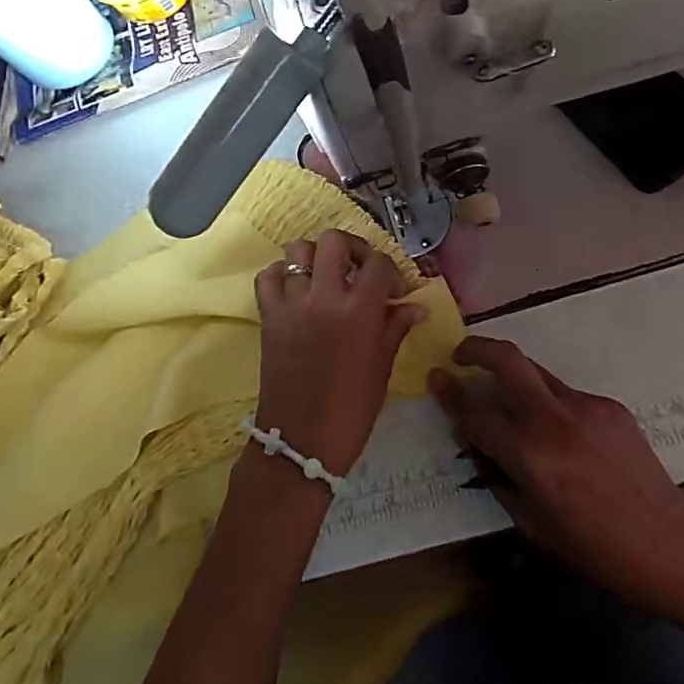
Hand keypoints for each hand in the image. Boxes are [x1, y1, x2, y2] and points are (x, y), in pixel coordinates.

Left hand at [253, 229, 426, 477]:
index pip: (379, 264)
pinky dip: (282, 273)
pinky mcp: (268, 316)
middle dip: (354, 248)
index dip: (392, 271)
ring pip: (297, 250)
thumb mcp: (382, 367)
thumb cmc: (352, 409)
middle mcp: (323, 297)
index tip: (395, 290)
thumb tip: (416, 306)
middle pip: (334, 241)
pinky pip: (268, 276)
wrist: (301, 441)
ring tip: (328, 277)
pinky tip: (297, 289)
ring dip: (316, 257)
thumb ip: (396, 327)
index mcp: (359, 311)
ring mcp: (291, 304)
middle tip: (361, 271)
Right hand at [429, 336, 683, 618]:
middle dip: (477, 348)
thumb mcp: (534, 525)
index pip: (477, 414)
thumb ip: (502, 481)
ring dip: (516, 380)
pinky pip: (568, 397)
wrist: (669, 542)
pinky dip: (552, 408)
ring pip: (538, 375)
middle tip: (461, 353)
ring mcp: (587, 407)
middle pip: (509, 360)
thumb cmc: (595, 548)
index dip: (451, 395)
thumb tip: (482, 452)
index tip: (435, 377)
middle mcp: (555, 420)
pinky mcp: (611, 406)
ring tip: (511, 404)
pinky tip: (563, 438)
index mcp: (531, 455)